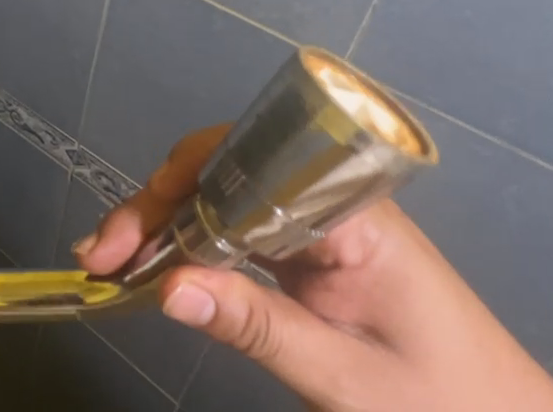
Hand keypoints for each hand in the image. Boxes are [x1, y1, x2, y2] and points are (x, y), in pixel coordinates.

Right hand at [75, 127, 552, 411]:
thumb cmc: (454, 411)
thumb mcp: (351, 382)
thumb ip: (258, 327)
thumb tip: (164, 288)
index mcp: (350, 215)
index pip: (244, 166)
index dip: (174, 188)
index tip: (125, 239)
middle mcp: (326, 207)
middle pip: (220, 178)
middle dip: (152, 209)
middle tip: (98, 257)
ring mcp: (316, 231)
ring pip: (219, 203)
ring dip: (161, 229)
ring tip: (108, 263)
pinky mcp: (309, 259)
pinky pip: (235, 236)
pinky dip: (188, 252)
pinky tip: (155, 271)